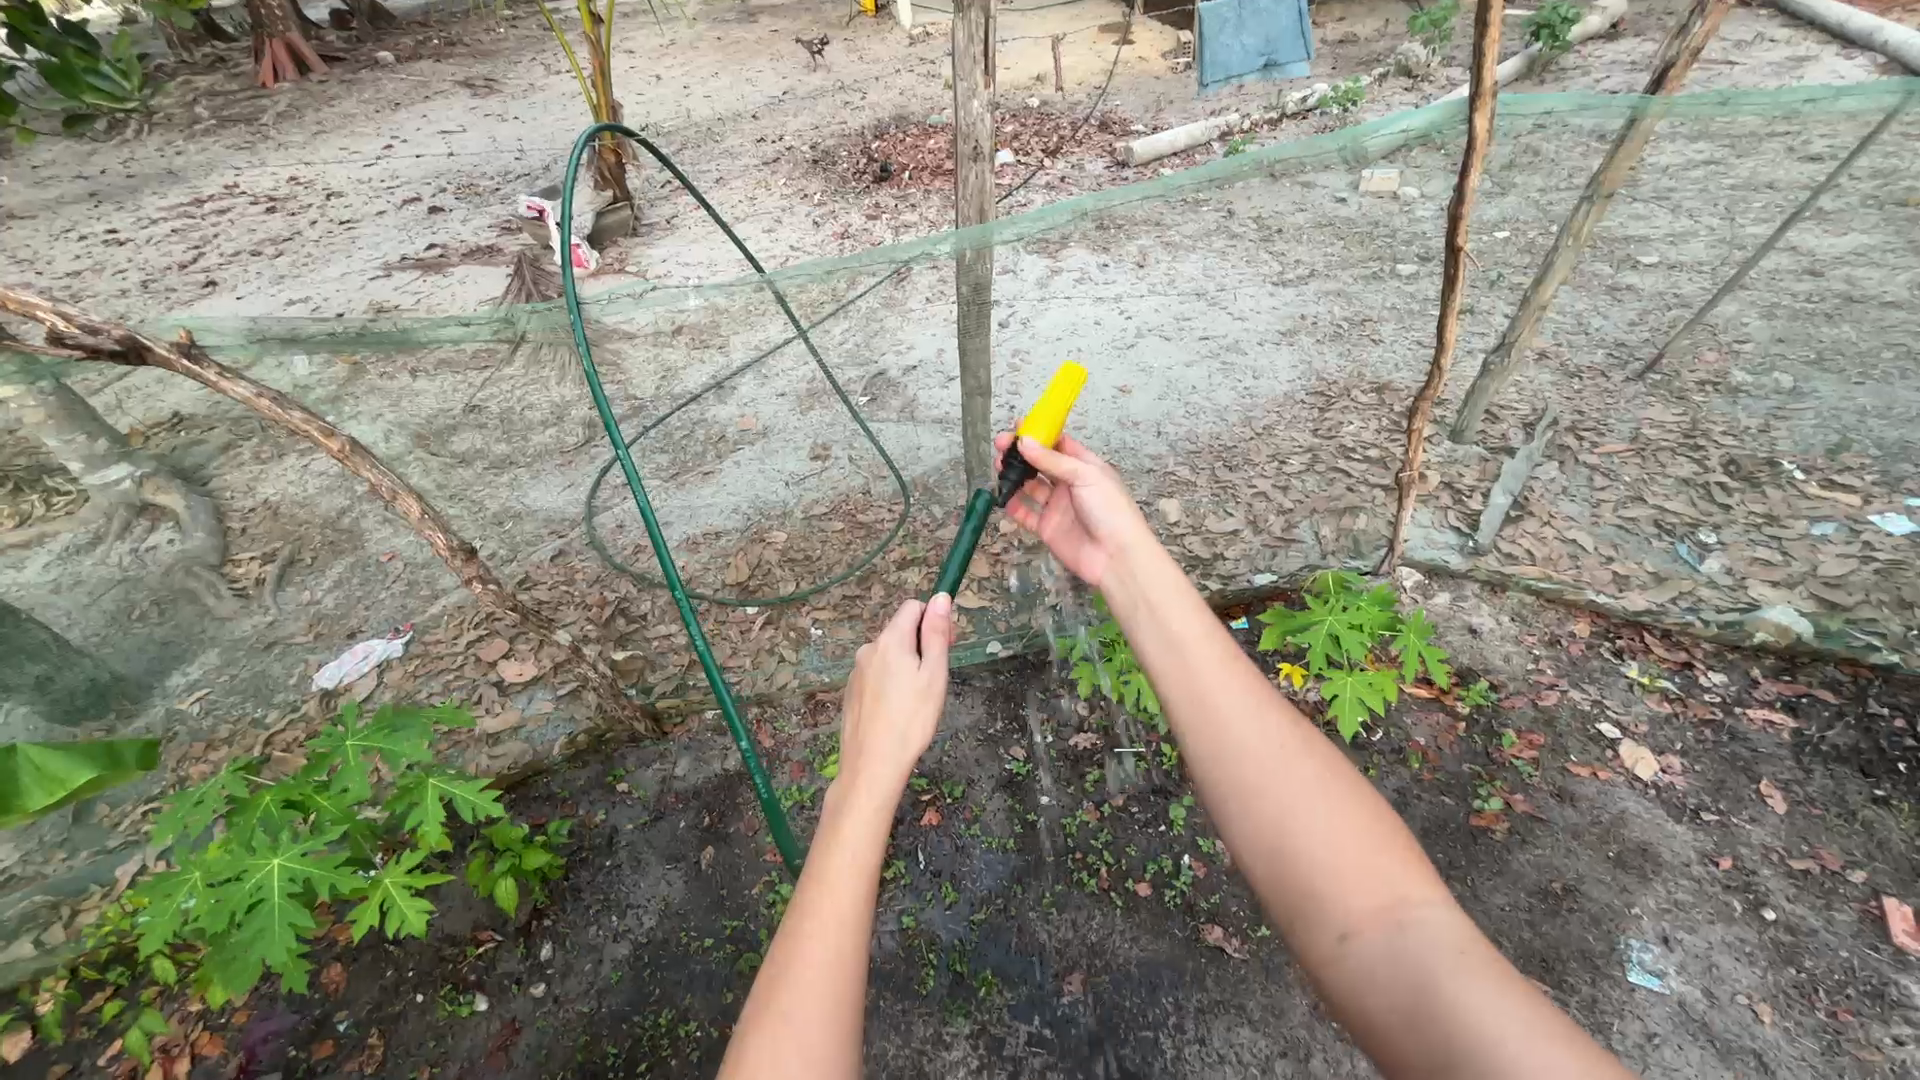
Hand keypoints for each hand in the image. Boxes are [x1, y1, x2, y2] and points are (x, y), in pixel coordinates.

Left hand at [836, 594, 952, 801]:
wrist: (873, 764)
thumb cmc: (912, 720)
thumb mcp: (933, 674)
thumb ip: (936, 633)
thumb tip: (941, 597)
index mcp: (890, 640)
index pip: (913, 607)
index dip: (934, 620)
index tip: (947, 645)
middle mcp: (869, 649)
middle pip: (900, 630)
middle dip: (921, 644)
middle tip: (936, 678)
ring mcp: (857, 671)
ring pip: (889, 654)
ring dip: (906, 665)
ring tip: (918, 699)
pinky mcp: (852, 691)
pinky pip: (877, 674)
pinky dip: (890, 682)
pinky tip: (898, 710)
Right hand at [993, 432, 1155, 589]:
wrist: (1115, 557)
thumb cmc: (1111, 511)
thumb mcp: (1085, 476)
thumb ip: (1052, 460)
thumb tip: (1024, 442)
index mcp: (1084, 466)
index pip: (1058, 444)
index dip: (1038, 435)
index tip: (1017, 427)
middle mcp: (1069, 484)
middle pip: (1040, 463)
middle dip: (1021, 454)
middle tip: (1002, 446)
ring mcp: (1057, 506)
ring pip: (1030, 486)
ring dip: (1014, 476)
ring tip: (999, 467)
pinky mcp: (1047, 527)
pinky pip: (1026, 514)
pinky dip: (1014, 506)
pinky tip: (1004, 497)